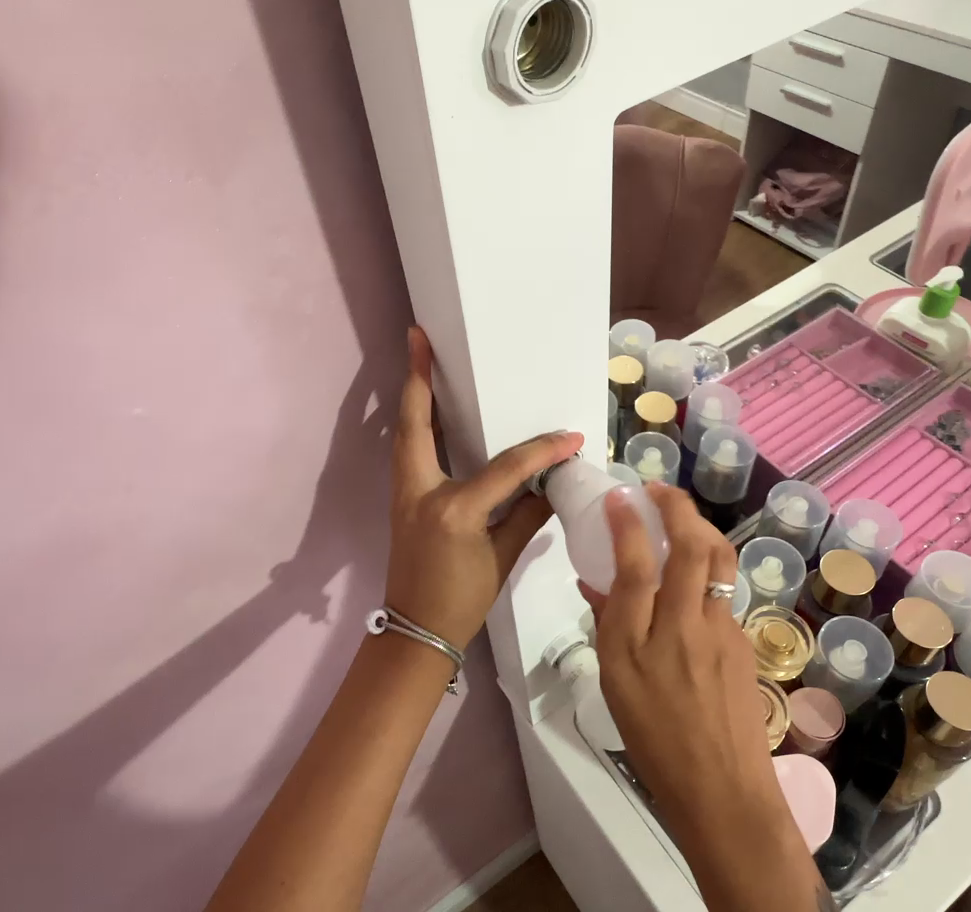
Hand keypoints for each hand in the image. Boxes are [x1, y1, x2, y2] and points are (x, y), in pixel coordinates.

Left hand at [388, 327, 583, 648]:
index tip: (570, 437)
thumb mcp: (501, 561)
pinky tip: (428, 411)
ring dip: (413, 396)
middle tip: (418, 335)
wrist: (414, 634)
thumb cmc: (459, 601)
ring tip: (420, 360)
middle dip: (417, 377)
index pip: (505, 467)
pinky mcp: (401, 498)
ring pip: (406, 433)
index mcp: (454, 509)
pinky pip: (409, 450)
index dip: (541, 450)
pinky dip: (417, 424)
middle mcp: (420, 491)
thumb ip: (525, 516)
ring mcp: (403, 493)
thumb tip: (550, 483)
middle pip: (415, 423)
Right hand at [585, 484, 828, 910]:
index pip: (635, 562)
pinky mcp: (744, 643)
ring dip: (700, 528)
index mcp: (643, 639)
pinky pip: (723, 591)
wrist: (723, 794)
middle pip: (691, 547)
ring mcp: (724, 631)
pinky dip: (707, 568)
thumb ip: (609, 624)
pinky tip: (692, 577)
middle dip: (677, 506)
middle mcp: (687, 625)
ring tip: (680, 517)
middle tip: (658, 489)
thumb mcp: (614, 683)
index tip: (618, 495)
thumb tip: (599, 581)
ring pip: (718, 563)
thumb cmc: (655, 741)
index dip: (626, 521)